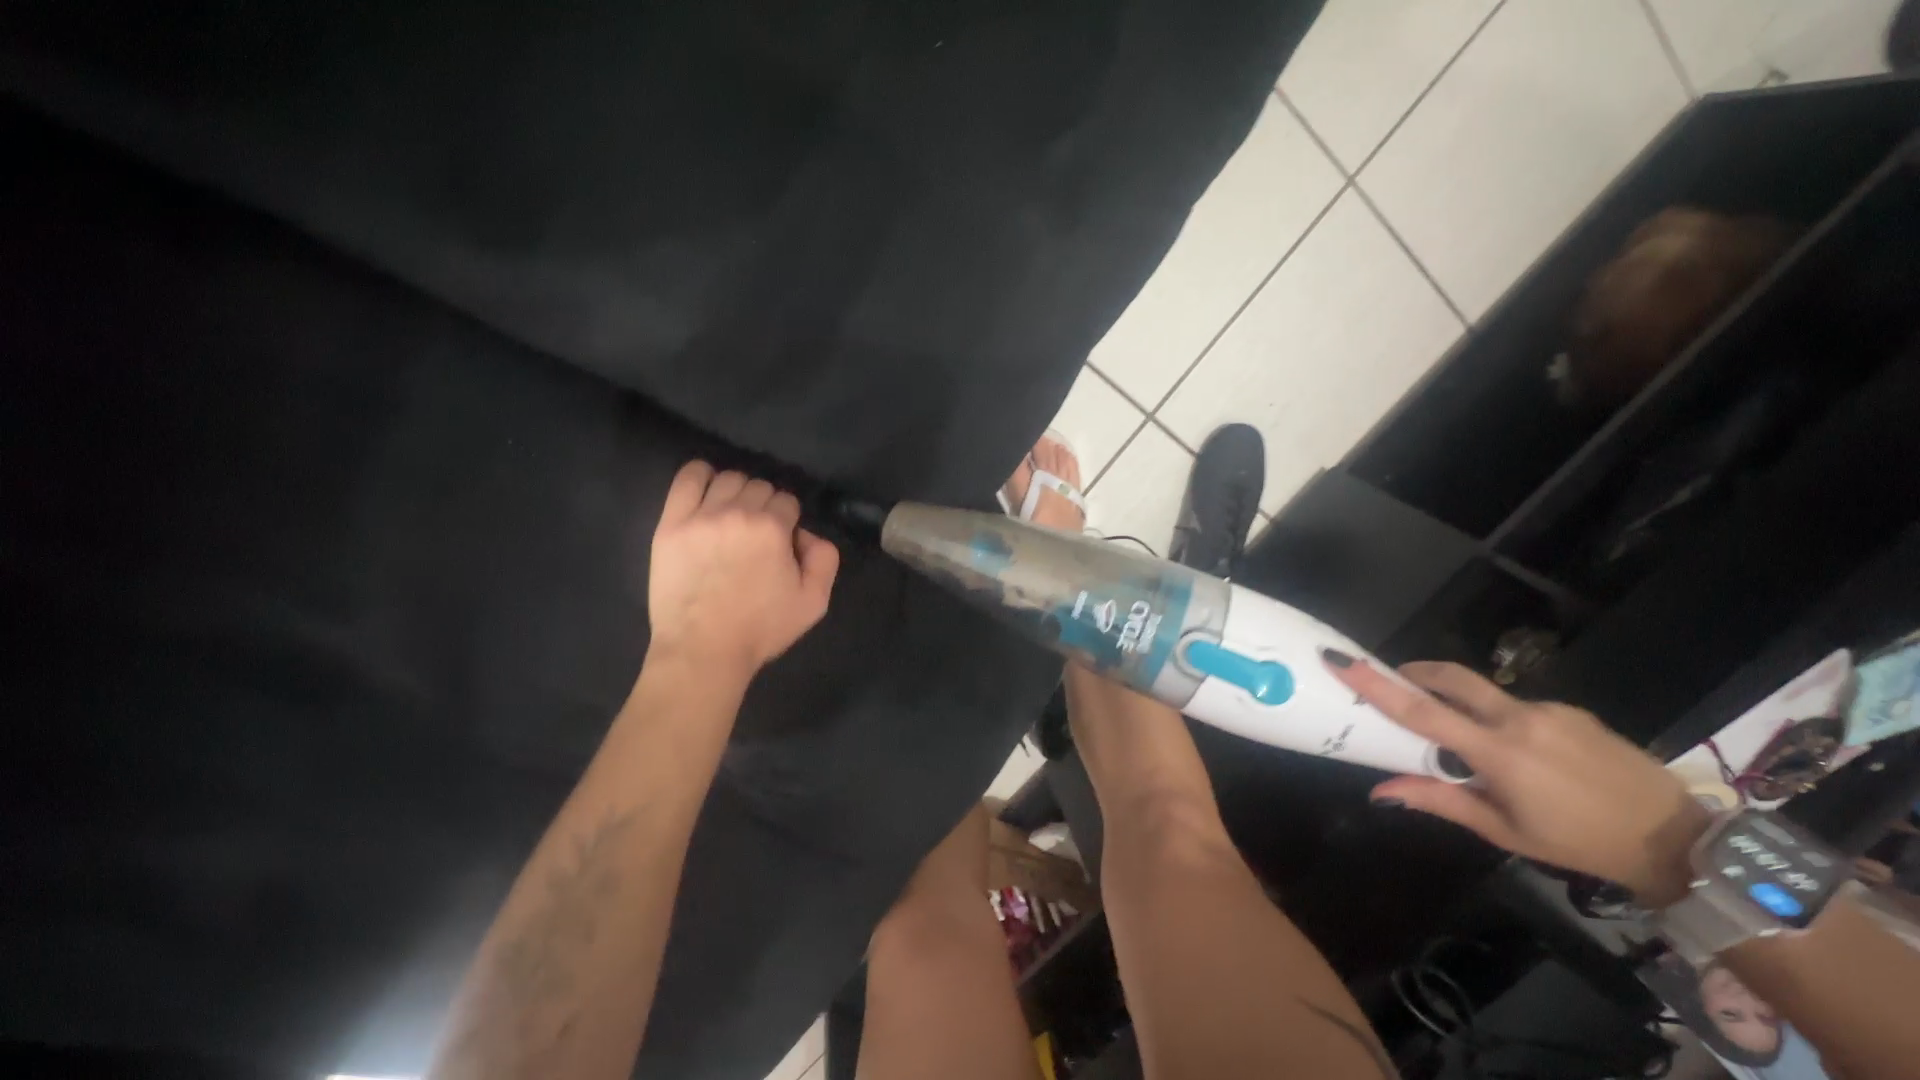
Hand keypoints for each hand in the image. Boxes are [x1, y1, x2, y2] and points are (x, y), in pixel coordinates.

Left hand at [648, 462, 839, 678]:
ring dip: (736, 492)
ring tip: (731, 516)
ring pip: (727, 479)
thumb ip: (824, 559)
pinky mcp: (671, 524)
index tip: (780, 542)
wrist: (703, 650)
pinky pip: (687, 479)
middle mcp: (738, 513)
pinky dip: (699, 476)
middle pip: (758, 486)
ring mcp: (701, 516)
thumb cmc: (760, 629)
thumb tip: (807, 535)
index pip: (787, 501)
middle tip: (756, 534)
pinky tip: (705, 490)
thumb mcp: (814, 603)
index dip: (787, 521)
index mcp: (773, 528)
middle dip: (763, 506)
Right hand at [1329, 657, 1709, 905]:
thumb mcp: (1504, 831)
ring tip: (1470, 745)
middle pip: (1451, 678)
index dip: (1376, 684)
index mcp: (1497, 752)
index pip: (1422, 711)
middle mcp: (1519, 718)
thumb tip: (1382, 791)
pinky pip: (1520, 707)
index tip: (1342, 659)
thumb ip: (1441, 801)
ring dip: (1463, 706)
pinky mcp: (1573, 711)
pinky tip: (1522, 756)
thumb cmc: (1578, 842)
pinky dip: (1501, 720)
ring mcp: (1550, 709)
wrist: (1674, 837)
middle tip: (1394, 682)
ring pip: (1487, 695)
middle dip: (1415, 672)